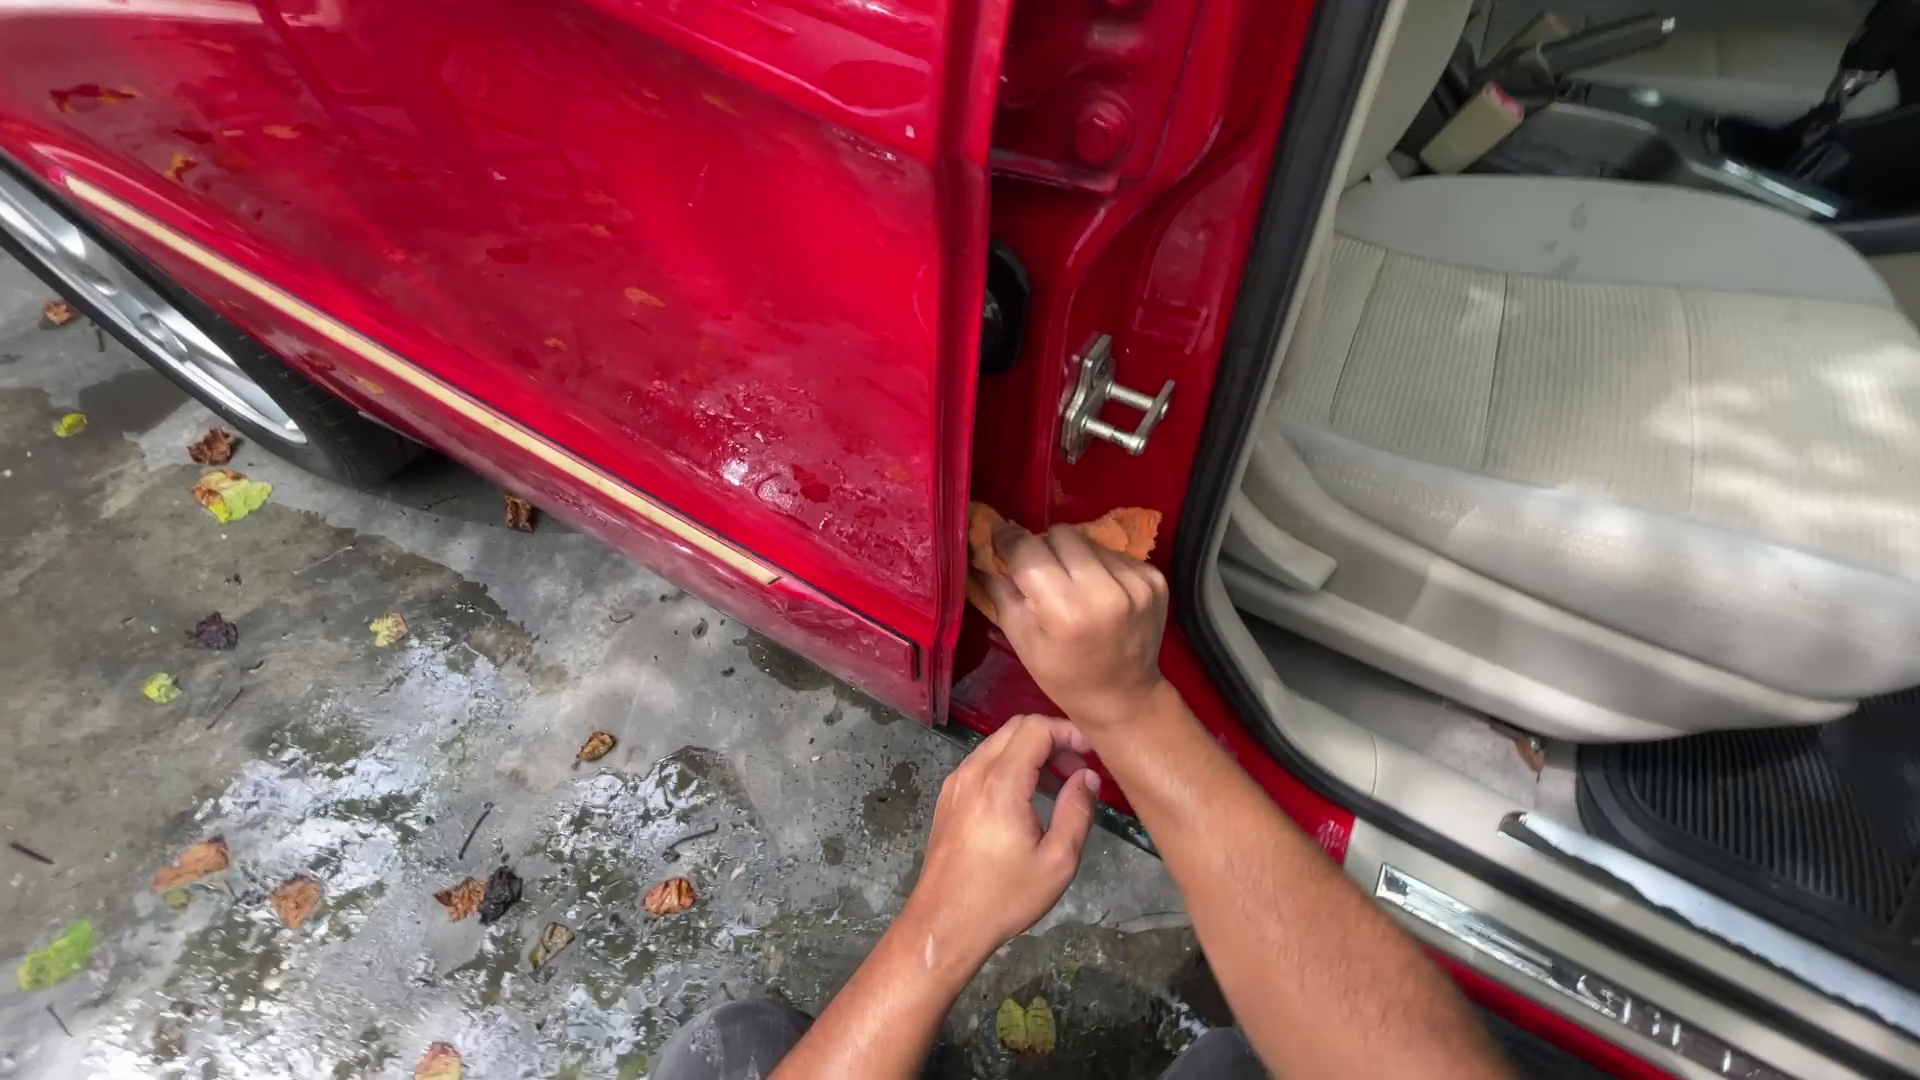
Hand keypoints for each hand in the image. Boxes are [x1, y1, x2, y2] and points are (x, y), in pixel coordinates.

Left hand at [900, 715, 1100, 972]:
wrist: (944, 923)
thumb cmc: (1003, 896)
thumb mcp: (1057, 861)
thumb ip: (1077, 811)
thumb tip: (1086, 777)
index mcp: (1000, 782)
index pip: (1036, 727)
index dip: (1068, 730)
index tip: (1091, 750)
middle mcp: (974, 771)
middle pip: (1016, 727)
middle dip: (1052, 737)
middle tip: (1077, 769)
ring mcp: (957, 781)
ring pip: (999, 742)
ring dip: (1031, 751)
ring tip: (1058, 784)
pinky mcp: (949, 794)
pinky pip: (984, 761)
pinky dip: (1010, 763)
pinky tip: (1026, 796)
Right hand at [981, 521, 1170, 733]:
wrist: (1123, 696)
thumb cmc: (1061, 674)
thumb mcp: (1019, 637)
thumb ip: (1000, 587)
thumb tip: (982, 544)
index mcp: (1064, 612)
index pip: (1029, 550)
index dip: (1011, 542)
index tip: (1002, 539)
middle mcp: (1104, 592)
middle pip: (1060, 535)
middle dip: (1045, 548)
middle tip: (1043, 573)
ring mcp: (1135, 584)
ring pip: (1088, 540)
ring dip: (1074, 555)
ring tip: (1074, 584)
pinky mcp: (1154, 580)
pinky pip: (1114, 553)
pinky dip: (1101, 565)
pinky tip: (1100, 592)